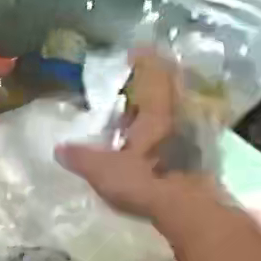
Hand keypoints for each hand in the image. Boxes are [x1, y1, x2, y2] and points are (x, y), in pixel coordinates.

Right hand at [54, 47, 217, 218]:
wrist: (190, 210)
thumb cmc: (147, 182)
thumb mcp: (104, 171)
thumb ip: (81, 157)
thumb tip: (59, 148)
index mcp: (158, 109)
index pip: (154, 70)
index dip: (144, 57)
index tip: (133, 50)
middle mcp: (180, 114)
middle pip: (172, 85)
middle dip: (156, 79)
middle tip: (136, 81)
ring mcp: (195, 134)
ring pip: (179, 108)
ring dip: (162, 106)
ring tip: (140, 115)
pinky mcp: (201, 154)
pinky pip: (183, 130)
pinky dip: (169, 129)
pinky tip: (154, 143)